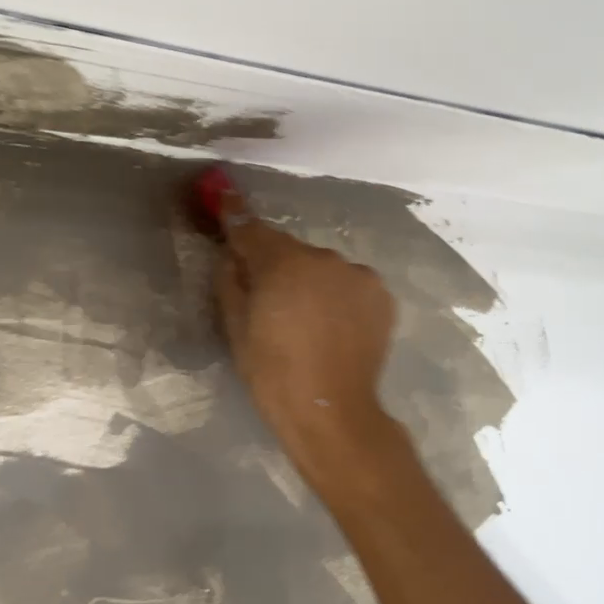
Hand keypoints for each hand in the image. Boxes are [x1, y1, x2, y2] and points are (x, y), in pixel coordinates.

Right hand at [210, 184, 397, 446]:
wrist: (330, 411)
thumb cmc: (271, 371)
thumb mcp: (235, 327)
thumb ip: (231, 280)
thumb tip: (233, 255)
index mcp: (282, 263)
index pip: (252, 229)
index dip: (233, 214)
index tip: (221, 193)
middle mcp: (324, 258)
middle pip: (289, 250)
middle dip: (276, 265)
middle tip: (267, 300)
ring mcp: (358, 275)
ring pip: (321, 267)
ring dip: (308, 281)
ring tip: (304, 320)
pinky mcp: (381, 295)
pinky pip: (347, 284)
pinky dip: (335, 295)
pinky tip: (330, 324)